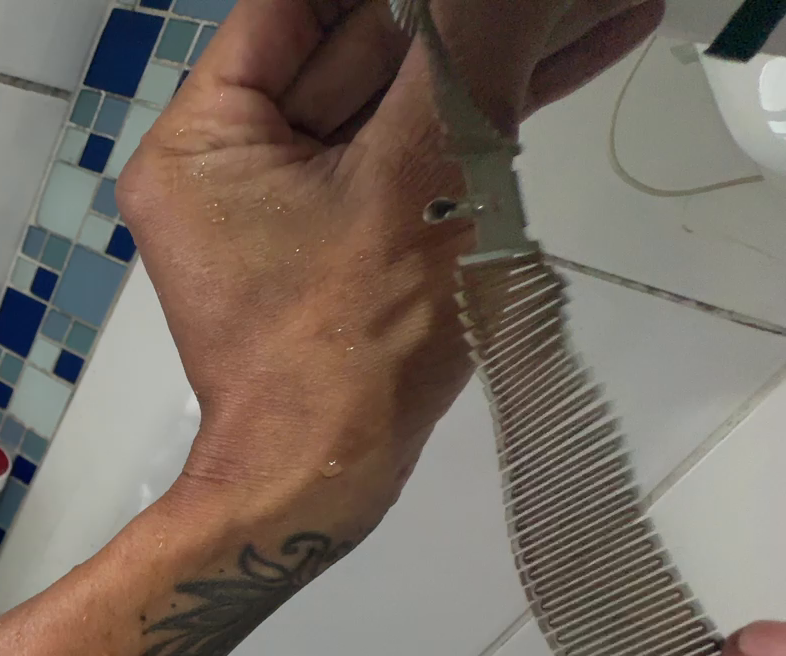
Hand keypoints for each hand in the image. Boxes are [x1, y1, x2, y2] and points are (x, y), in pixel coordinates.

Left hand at [117, 0, 663, 527]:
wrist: (321, 463)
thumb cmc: (347, 334)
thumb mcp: (420, 167)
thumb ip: (473, 33)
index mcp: (198, 141)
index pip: (291, 5)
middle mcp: (217, 161)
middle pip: (348, 40)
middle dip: (459, 9)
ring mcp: (268, 196)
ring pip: (387, 89)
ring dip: (497, 38)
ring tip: (604, 4)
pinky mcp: (318, 227)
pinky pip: (393, 144)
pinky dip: (477, 102)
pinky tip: (587, 38)